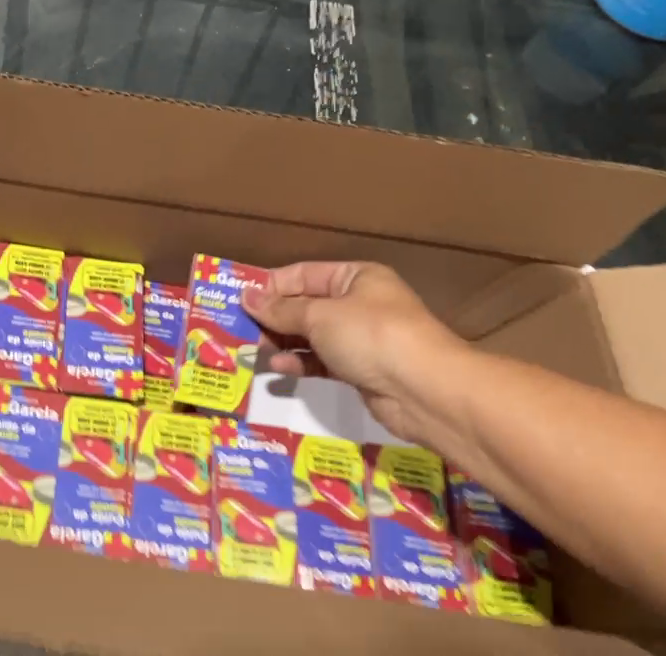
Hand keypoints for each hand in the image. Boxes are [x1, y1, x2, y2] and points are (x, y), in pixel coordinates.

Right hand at [243, 261, 471, 443]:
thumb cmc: (372, 335)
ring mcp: (361, 339)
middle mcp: (358, 303)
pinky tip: (279, 368)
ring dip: (283, 342)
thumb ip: (281, 309)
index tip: (239, 299)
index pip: (302, 274)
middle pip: (305, 305)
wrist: (426, 390)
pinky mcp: (361, 370)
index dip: (270, 286)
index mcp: (355, 277)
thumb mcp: (320, 316)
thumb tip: (246, 296)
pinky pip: (322, 361)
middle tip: (240, 329)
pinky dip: (300, 363)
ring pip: (312, 335)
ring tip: (253, 350)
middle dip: (273, 317)